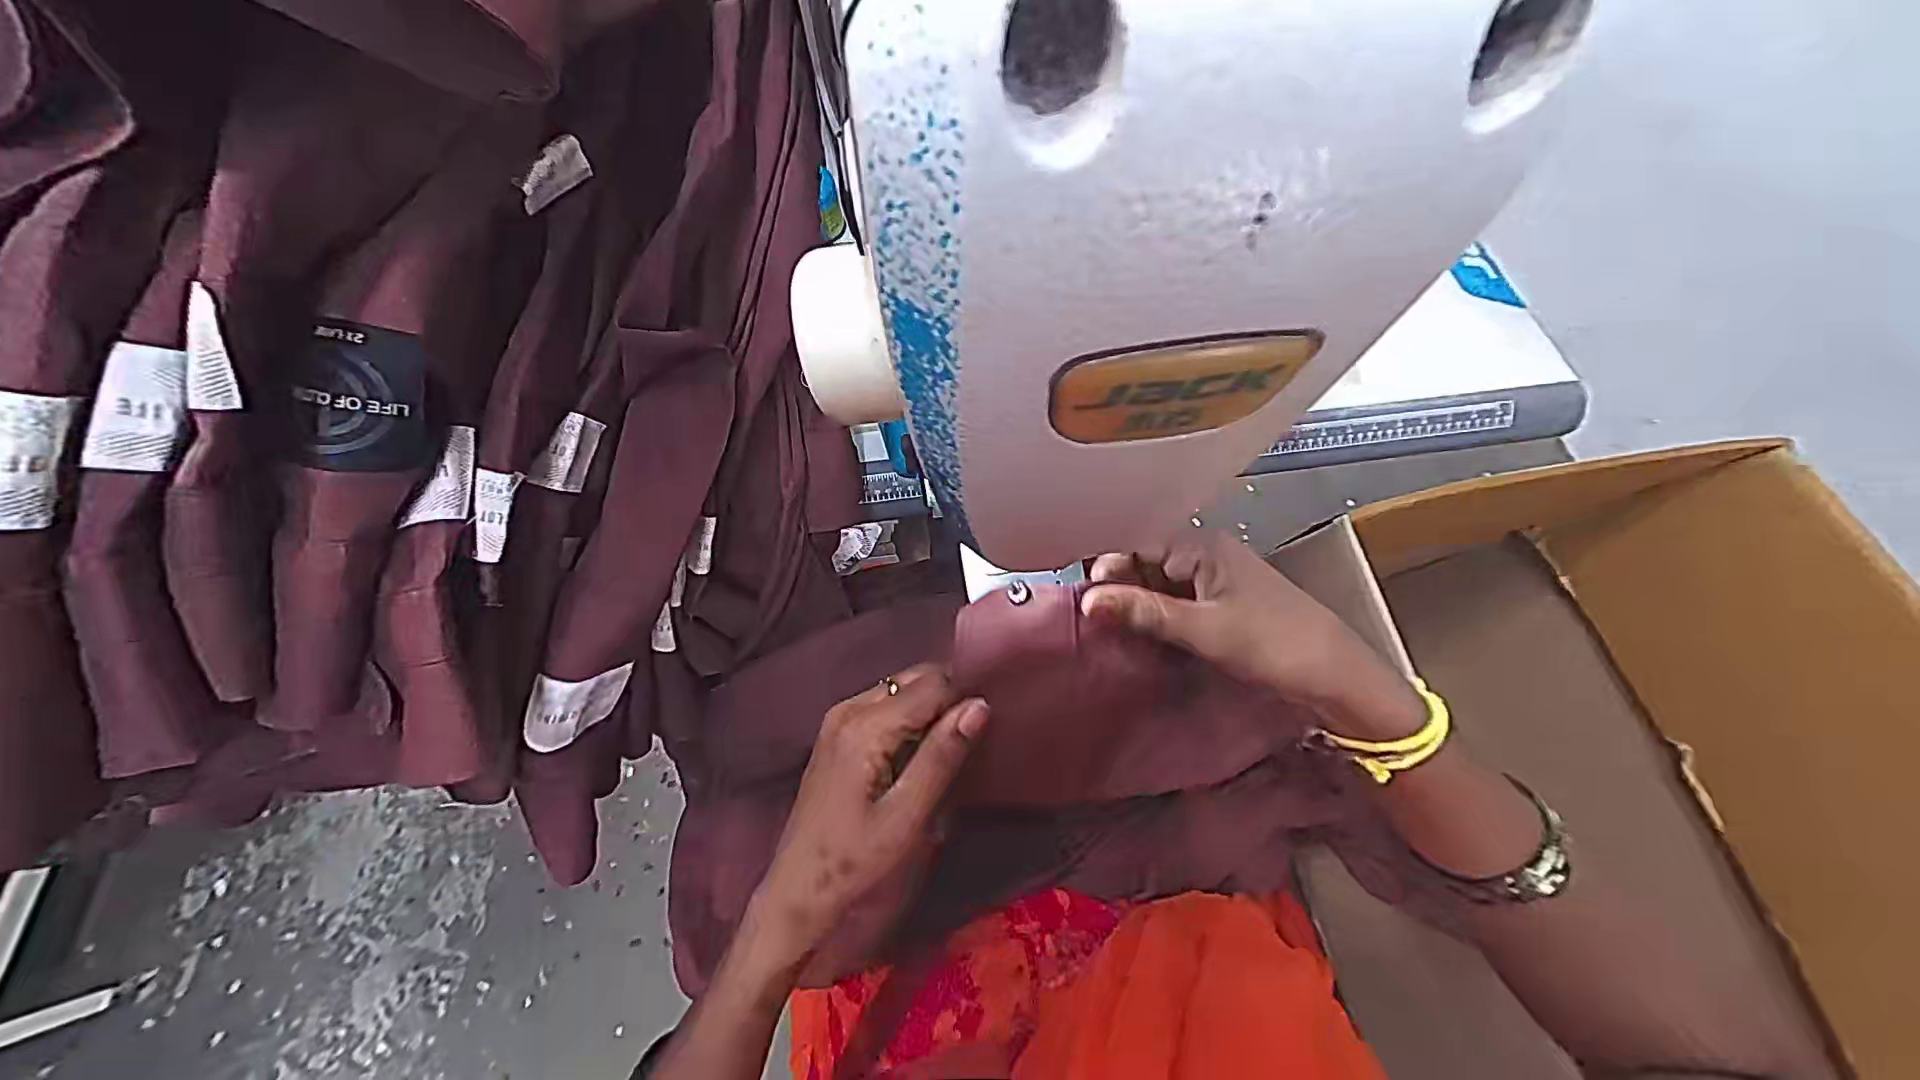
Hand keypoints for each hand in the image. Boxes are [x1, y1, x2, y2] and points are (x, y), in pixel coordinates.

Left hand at [748, 665, 987, 957]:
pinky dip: (910, 720)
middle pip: (916, 678)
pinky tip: (917, 757)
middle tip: (965, 746)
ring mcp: (838, 719)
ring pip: (902, 689)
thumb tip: (980, 706)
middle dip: (947, 701)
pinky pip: (886, 706)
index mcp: (864, 725)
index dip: (962, 702)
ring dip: (930, 710)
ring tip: (944, 753)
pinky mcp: (837, 733)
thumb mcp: (907, 816)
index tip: (981, 735)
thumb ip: (943, 756)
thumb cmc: (854, 863)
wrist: (797, 895)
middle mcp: (848, 709)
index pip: (934, 683)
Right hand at [1082, 532, 1423, 739]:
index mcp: (1202, 546)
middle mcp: (1204, 555)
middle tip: (1094, 617)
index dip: (1108, 567)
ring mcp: (1210, 581)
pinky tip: (1136, 635)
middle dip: (1117, 587)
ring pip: (1154, 584)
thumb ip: (1143, 612)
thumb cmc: (1274, 644)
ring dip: (1134, 605)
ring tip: (1110, 628)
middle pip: (1143, 562)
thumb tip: (1088, 600)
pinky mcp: (1215, 605)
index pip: (1137, 543)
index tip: (1086, 596)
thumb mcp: (1202, 629)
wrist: (1336, 677)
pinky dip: (1152, 617)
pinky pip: (1171, 602)